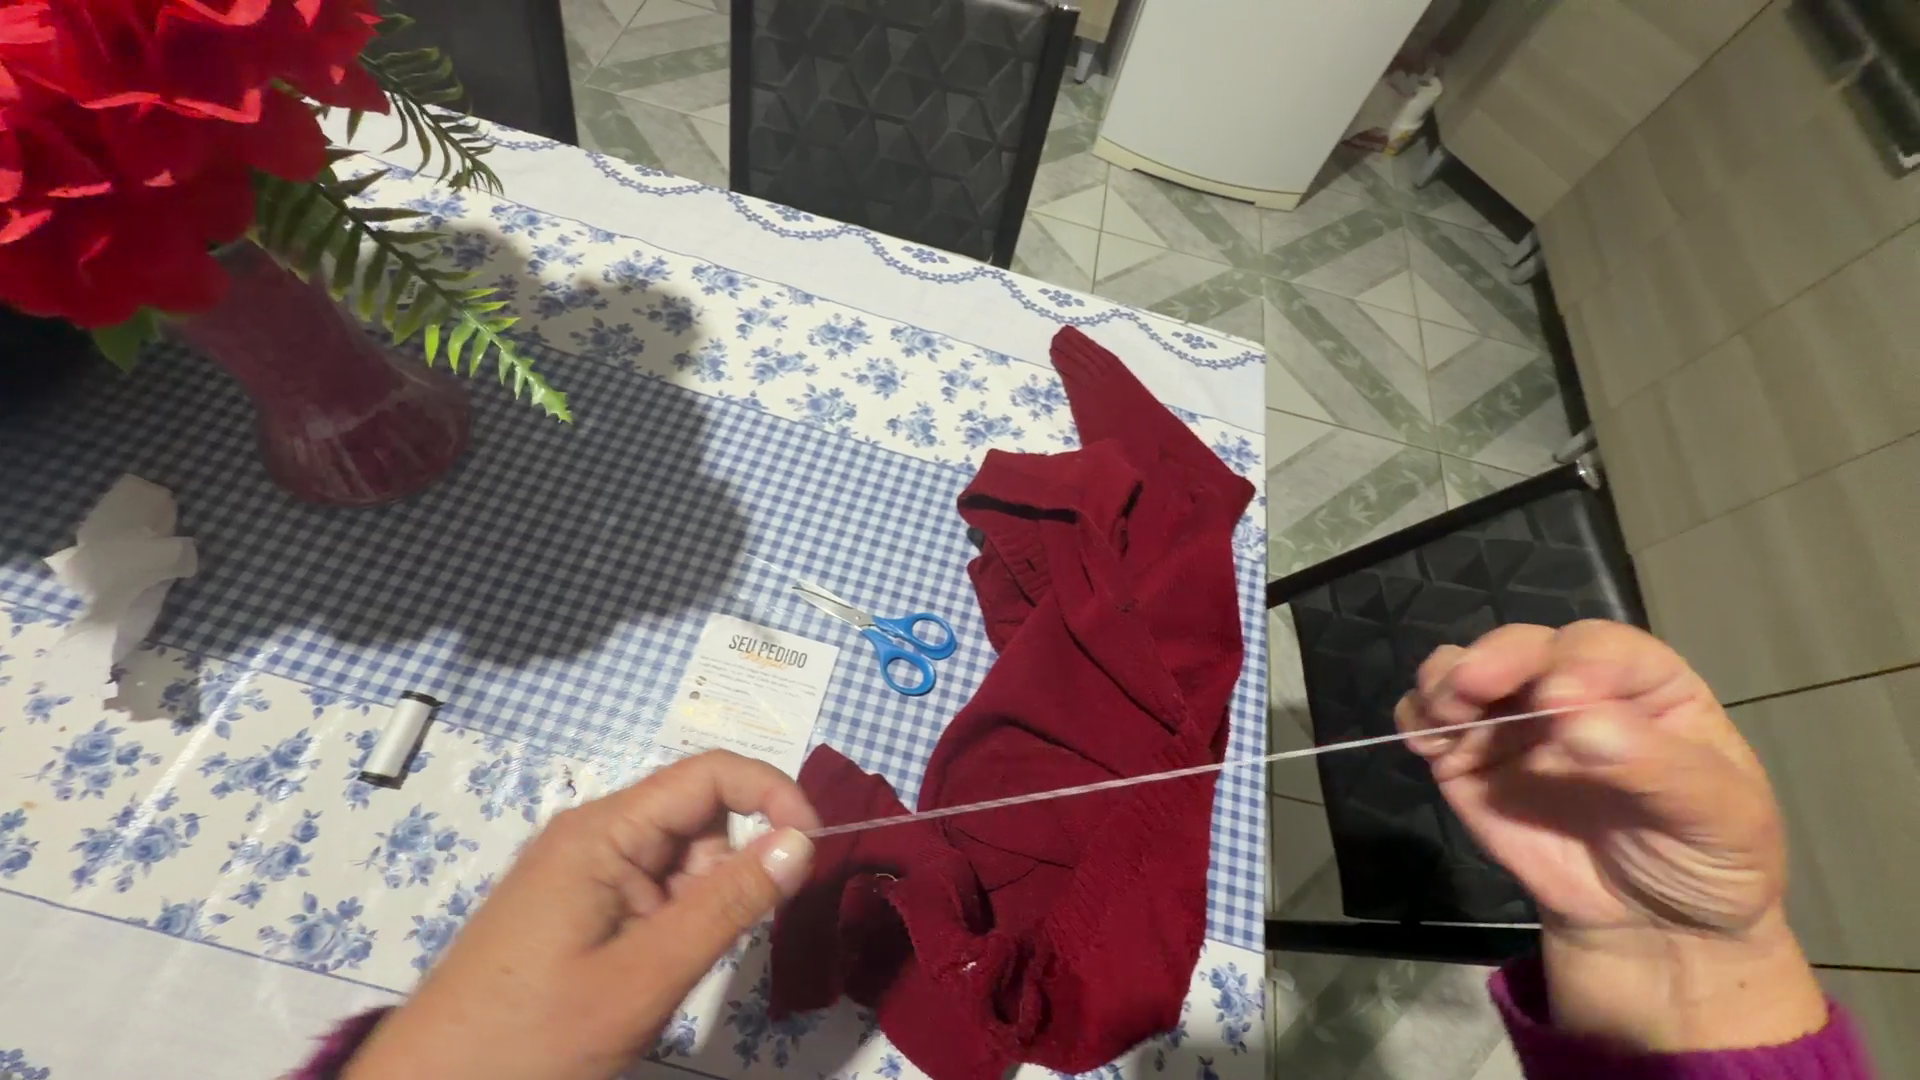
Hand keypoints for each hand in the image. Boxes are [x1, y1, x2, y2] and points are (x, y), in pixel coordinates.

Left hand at [344, 751, 819, 1079]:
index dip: (773, 794)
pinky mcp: (583, 902)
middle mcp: (597, 832)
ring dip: (707, 896)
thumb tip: (805, 840)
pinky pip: (657, 886)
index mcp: (605, 828)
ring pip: (683, 854)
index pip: (711, 774)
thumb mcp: (645, 977)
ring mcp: (586, 868)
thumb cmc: (530, 1041)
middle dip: (736, 860)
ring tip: (677, 964)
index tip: (814, 846)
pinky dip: (680, 916)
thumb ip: (730, 903)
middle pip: (700, 814)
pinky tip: (658, 966)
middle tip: (734, 931)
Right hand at [1395, 621, 1826, 1051]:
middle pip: (1519, 647)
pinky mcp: (1460, 754)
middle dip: (1492, 660)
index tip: (1561, 701)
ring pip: (1458, 669)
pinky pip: (1422, 718)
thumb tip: (1575, 720)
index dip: (1577, 662)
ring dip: (1443, 681)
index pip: (1601, 648)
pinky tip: (1425, 745)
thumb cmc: (1702, 859)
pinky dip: (1414, 719)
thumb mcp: (1719, 818)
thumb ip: (1655, 766)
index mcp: (1639, 685)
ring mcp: (1505, 718)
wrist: (1644, 922)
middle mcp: (1563, 687)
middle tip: (1472, 687)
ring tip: (1445, 717)